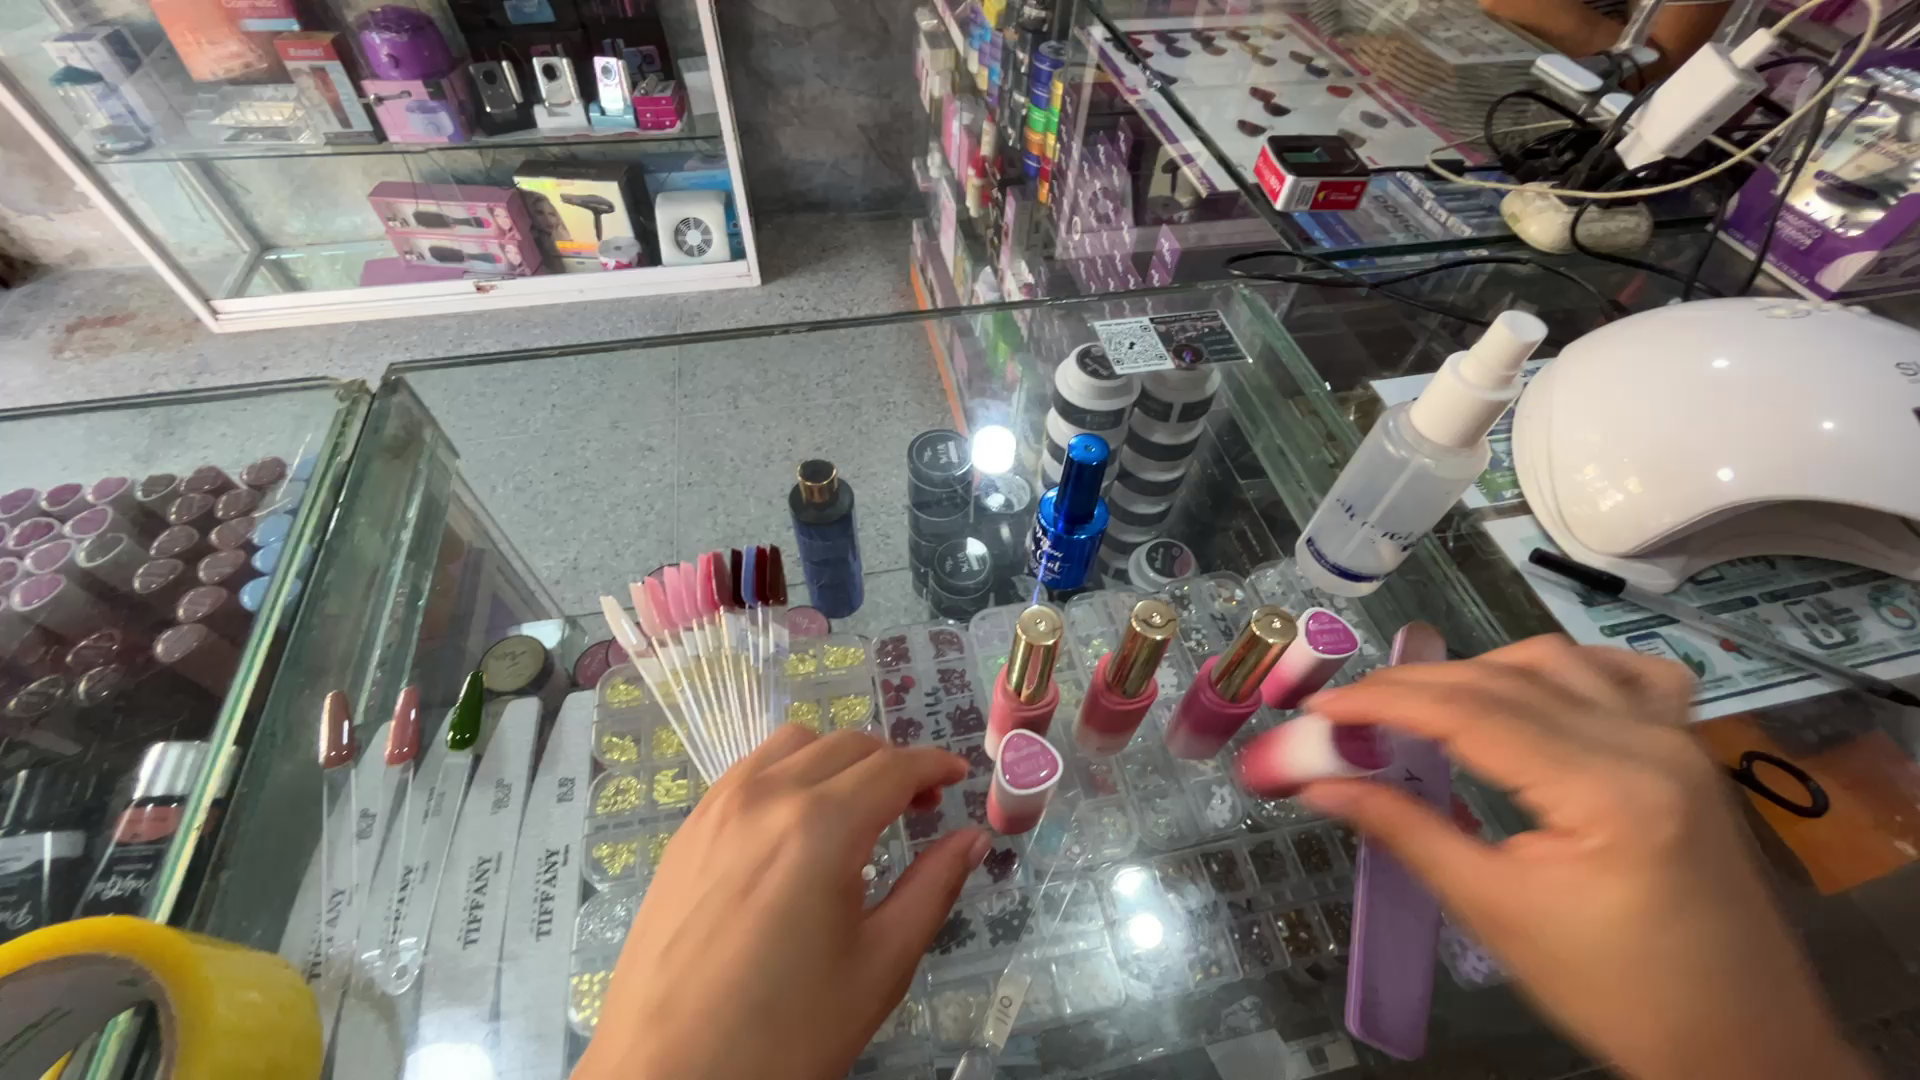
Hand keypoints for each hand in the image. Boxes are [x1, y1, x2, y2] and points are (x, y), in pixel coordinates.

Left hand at [572, 726, 988, 1079]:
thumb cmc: (786, 1033)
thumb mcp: (879, 965)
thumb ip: (933, 887)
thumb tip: (973, 839)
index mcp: (821, 826)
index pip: (893, 767)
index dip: (934, 763)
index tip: (959, 773)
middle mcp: (768, 795)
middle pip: (848, 745)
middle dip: (894, 763)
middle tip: (920, 803)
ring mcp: (719, 806)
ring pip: (795, 744)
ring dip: (839, 758)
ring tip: (857, 806)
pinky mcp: (688, 828)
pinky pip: (750, 768)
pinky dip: (790, 770)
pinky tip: (796, 821)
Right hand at [1293, 635, 1871, 1079]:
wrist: (1742, 1044)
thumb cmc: (1612, 991)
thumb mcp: (1491, 909)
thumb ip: (1401, 829)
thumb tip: (1315, 787)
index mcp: (1605, 791)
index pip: (1468, 713)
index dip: (1382, 702)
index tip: (1320, 708)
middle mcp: (1646, 745)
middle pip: (1500, 679)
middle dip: (1410, 686)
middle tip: (1347, 709)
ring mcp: (1675, 740)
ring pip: (1551, 661)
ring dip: (1472, 670)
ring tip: (1419, 703)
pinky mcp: (1685, 750)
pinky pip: (1623, 675)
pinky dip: (1559, 667)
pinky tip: (1525, 685)